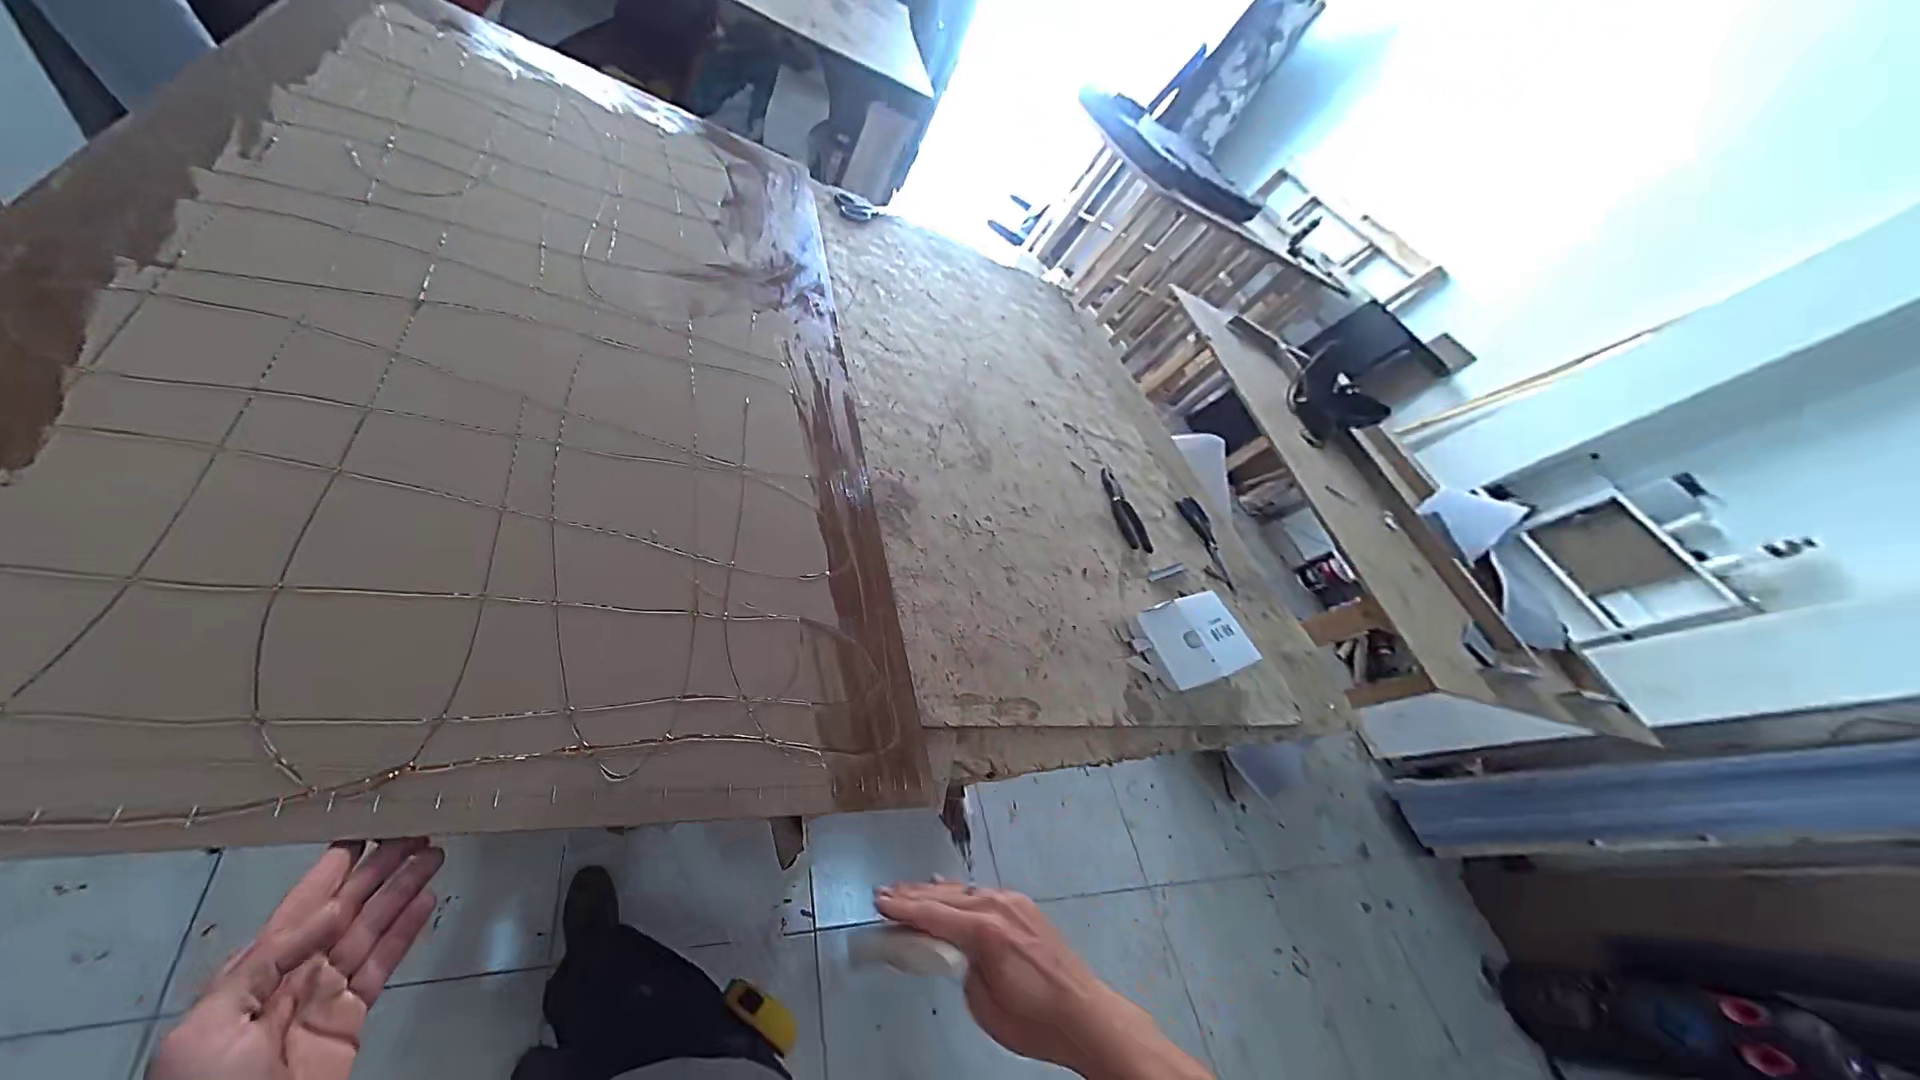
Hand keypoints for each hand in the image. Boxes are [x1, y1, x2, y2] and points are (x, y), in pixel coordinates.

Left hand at [149, 838, 444, 1079]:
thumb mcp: (208, 1026)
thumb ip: (266, 962)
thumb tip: (330, 912)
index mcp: (252, 975)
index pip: (299, 910)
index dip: (331, 872)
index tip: (363, 834)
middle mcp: (293, 976)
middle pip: (347, 911)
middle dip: (380, 871)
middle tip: (415, 835)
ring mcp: (326, 995)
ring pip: (374, 929)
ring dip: (403, 890)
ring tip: (434, 856)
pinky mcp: (353, 1015)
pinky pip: (385, 963)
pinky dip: (408, 930)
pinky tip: (428, 901)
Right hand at [875, 881, 1210, 1079]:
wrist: (1085, 1012)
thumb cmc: (1034, 1020)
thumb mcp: (984, 1005)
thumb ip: (963, 968)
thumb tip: (954, 950)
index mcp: (985, 931)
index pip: (933, 914)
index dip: (903, 908)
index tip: (879, 901)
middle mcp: (998, 906)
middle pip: (946, 897)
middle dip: (913, 896)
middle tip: (884, 894)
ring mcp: (1013, 902)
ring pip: (964, 891)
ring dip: (934, 892)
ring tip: (907, 891)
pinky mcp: (1023, 906)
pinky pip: (982, 893)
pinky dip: (959, 893)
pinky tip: (947, 890)